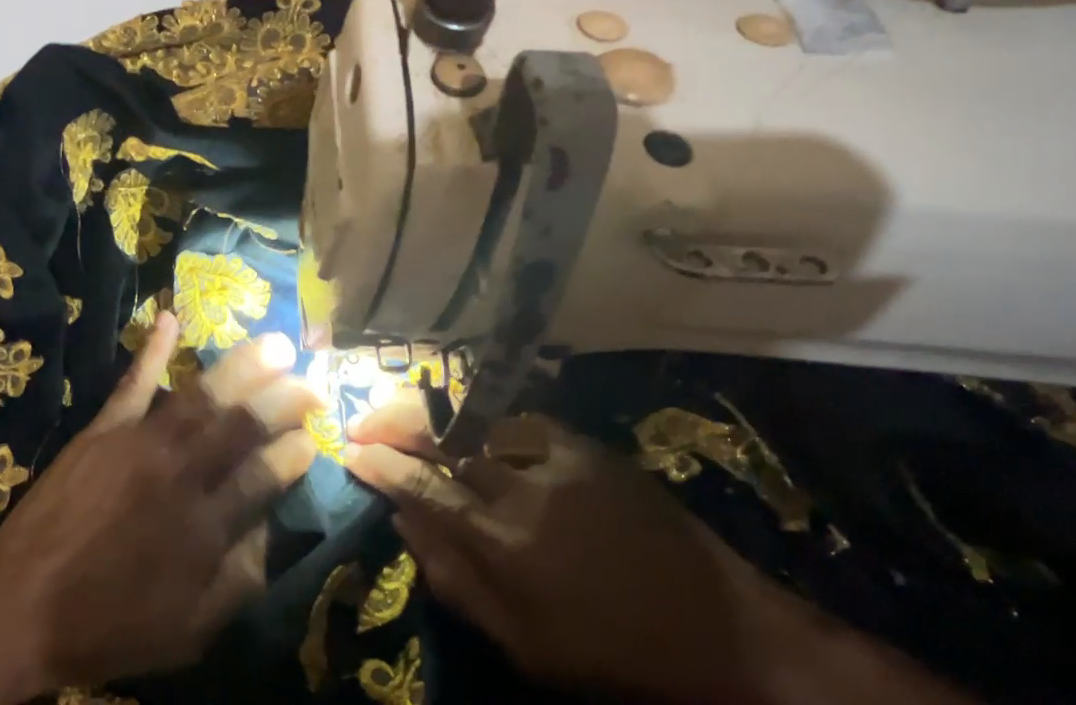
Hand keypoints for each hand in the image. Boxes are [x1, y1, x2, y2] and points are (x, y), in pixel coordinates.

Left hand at [0, 311, 321, 690]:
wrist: (24, 605)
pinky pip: (133, 382)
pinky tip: (170, 318)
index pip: (264, 477)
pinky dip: (153, 349)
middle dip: (281, 400)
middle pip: (240, 427)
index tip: (313, 437)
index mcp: (208, 528)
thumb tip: (271, 527)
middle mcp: (181, 476)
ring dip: (240, 367)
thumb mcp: (191, 630)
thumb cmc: (110, 626)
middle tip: (311, 379)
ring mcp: (140, 445)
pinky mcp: (102, 431)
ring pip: (199, 397)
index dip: (293, 453)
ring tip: (275, 343)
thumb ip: (239, 578)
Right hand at [343, 397, 772, 702]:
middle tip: (366, 419)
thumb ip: (453, 580)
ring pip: (482, 426)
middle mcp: (525, 492)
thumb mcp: (522, 644)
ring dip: (440, 421)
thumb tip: (403, 523)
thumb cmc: (612, 656)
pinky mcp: (595, 453)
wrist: (726, 638)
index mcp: (503, 546)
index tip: (350, 449)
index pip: (421, 488)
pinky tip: (484, 433)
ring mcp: (563, 464)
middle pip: (444, 443)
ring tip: (414, 418)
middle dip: (396, 425)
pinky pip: (529, 424)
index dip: (380, 465)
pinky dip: (495, 426)